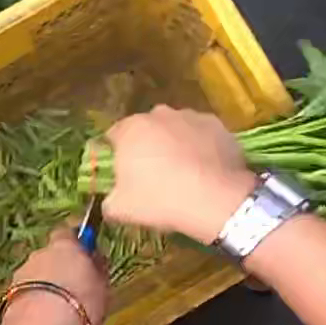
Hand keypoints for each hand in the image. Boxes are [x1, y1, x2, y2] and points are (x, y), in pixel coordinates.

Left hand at [0, 228, 108, 324]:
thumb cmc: (80, 303)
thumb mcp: (103, 287)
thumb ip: (98, 268)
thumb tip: (96, 259)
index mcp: (64, 245)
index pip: (69, 232)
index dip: (77, 242)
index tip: (86, 254)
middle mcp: (40, 253)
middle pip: (51, 254)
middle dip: (60, 267)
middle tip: (75, 288)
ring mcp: (22, 272)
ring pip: (37, 274)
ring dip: (46, 286)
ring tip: (61, 309)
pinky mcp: (9, 293)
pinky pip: (26, 292)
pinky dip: (34, 300)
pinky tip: (45, 319)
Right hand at [102, 106, 257, 240]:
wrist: (216, 200)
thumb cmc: (160, 200)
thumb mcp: (120, 209)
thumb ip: (108, 202)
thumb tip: (108, 203)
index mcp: (130, 129)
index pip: (114, 135)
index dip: (117, 154)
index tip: (123, 173)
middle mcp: (159, 114)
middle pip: (146, 129)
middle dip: (147, 146)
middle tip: (153, 175)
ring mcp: (191, 116)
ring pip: (175, 129)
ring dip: (175, 145)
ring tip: (184, 173)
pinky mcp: (217, 125)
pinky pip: (201, 135)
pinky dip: (200, 147)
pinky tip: (205, 170)